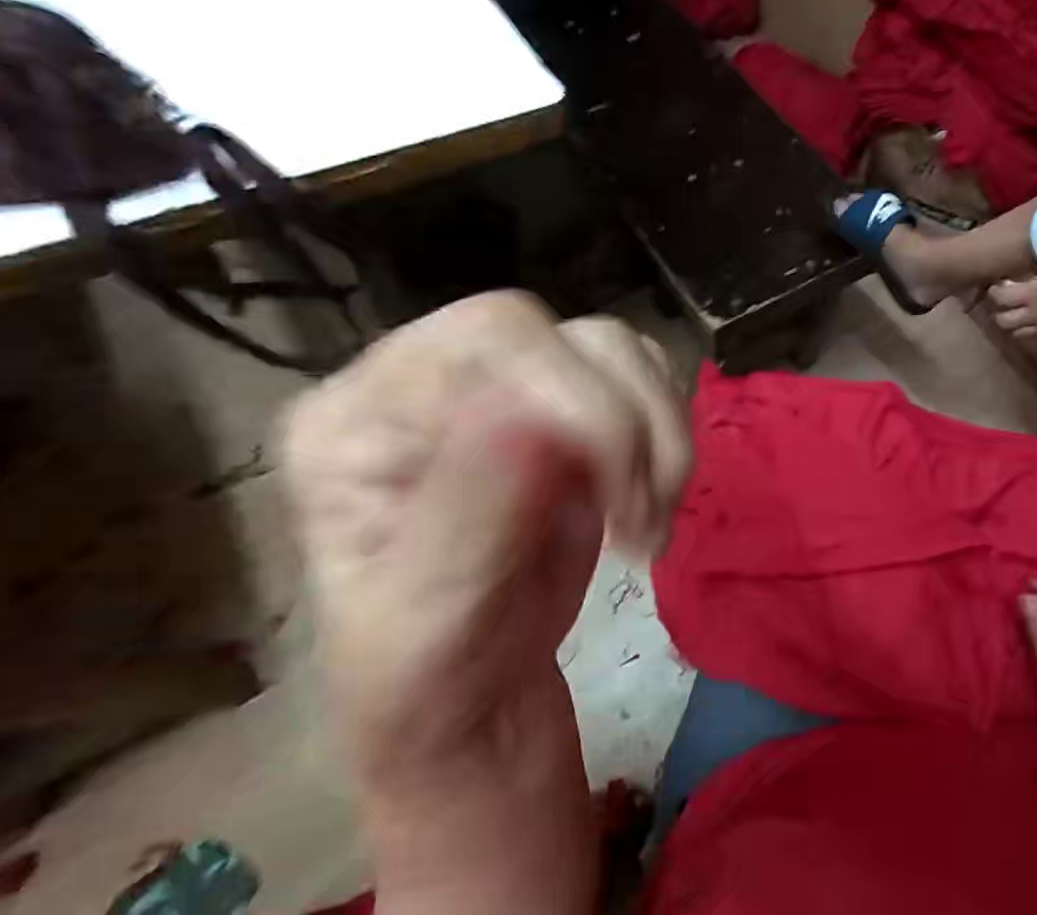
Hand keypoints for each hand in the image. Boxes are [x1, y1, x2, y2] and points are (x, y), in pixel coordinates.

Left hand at [281, 291, 691, 777]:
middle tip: (644, 523)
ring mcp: (517, 393)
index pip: (492, 339)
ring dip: (665, 437)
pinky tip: (654, 501)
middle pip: (574, 338)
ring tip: (652, 523)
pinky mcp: (576, 418)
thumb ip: (470, 511)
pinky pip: (649, 387)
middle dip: (635, 426)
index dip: (581, 399)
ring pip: (625, 356)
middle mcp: (441, 380)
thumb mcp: (427, 616)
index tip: (617, 497)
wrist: (475, 699)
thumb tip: (528, 418)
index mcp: (365, 413)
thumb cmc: (426, 675)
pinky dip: (671, 440)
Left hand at [991, 258, 1036, 336]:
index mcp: (1033, 294)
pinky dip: (1030, 330)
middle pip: (1003, 322)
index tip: (997, 285)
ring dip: (1013, 324)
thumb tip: (1023, 280)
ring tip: (1019, 312)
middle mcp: (1036, 315)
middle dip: (1000, 311)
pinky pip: (1035, 337)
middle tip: (1005, 301)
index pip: (1000, 298)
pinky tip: (1036, 318)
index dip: (995, 292)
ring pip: (1017, 334)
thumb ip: (1036, 278)